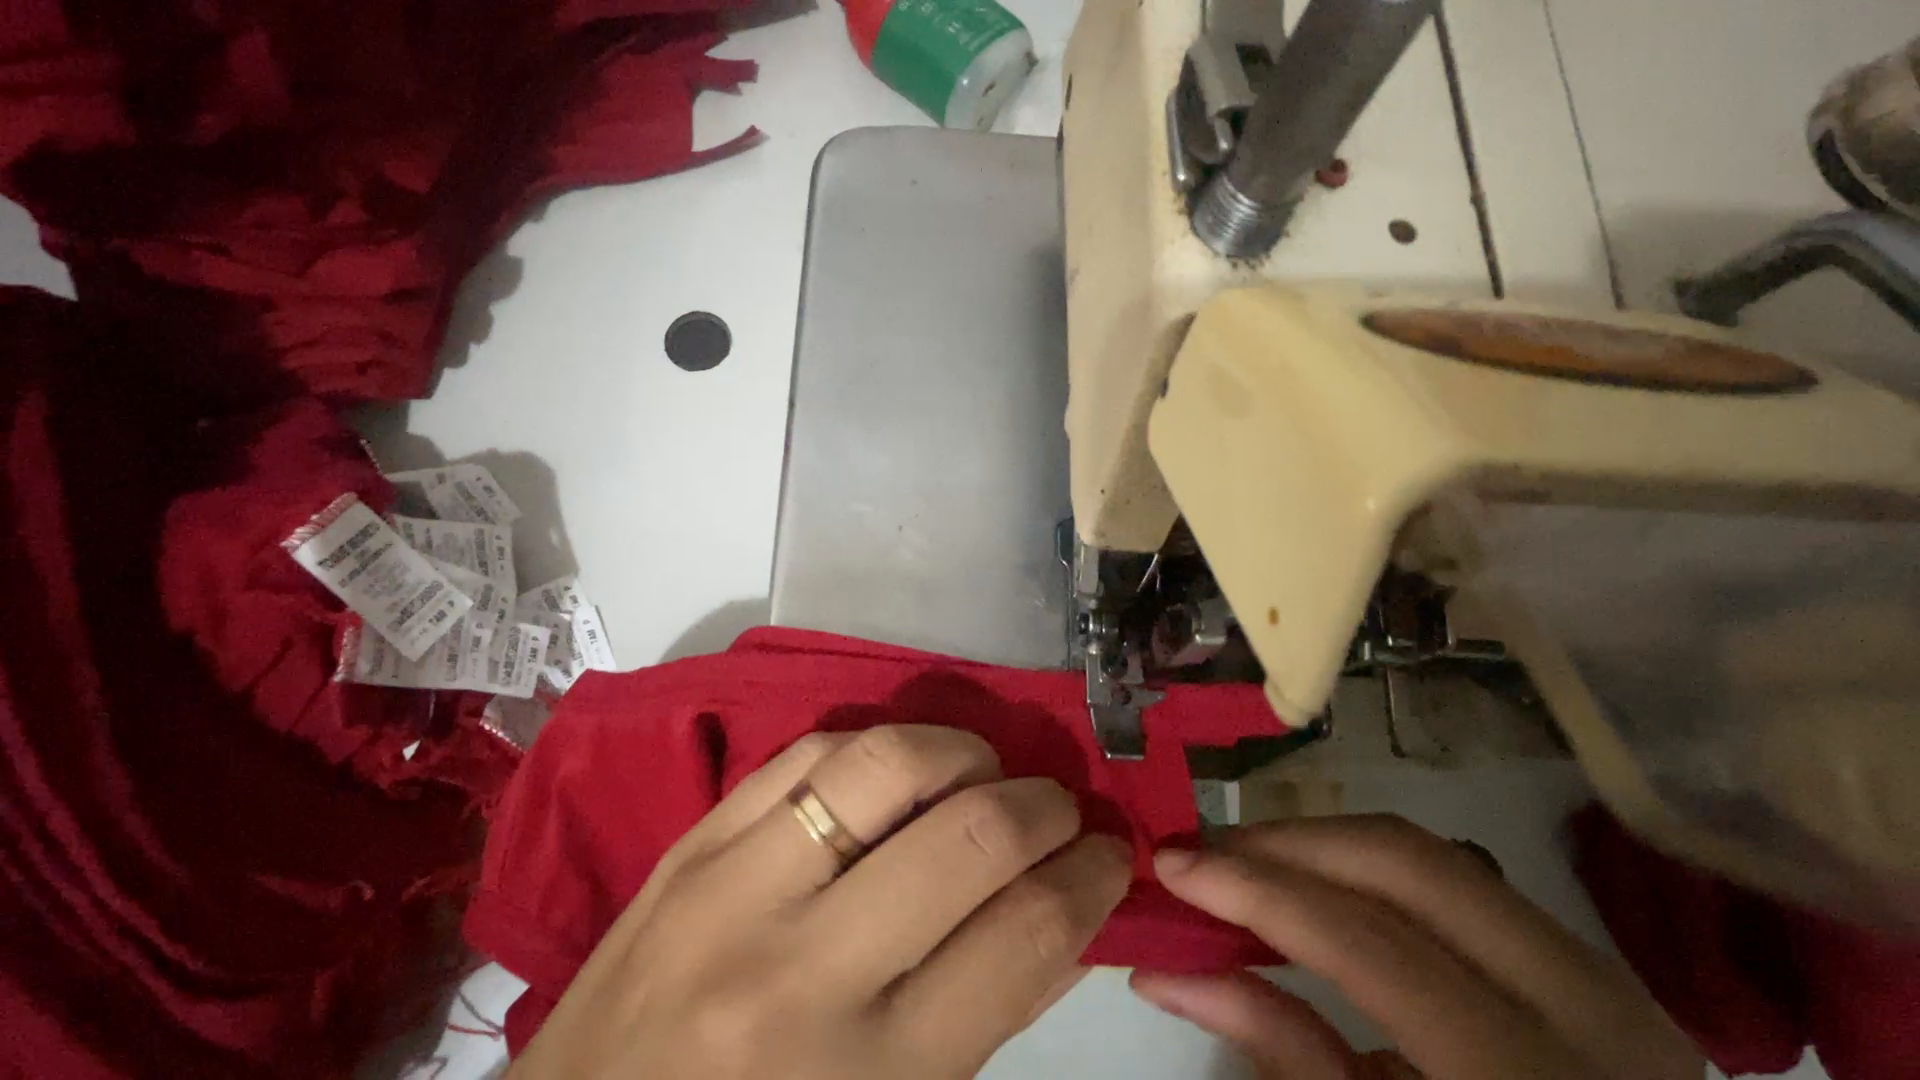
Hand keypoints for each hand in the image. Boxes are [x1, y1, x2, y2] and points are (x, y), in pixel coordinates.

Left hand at [507, 725, 1130, 1079]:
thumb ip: (991, 1011)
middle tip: (1060, 811)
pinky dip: (874, 746)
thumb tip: (1069, 909)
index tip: (1111, 856)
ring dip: (965, 752)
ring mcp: (734, 889)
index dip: (1092, 880)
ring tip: (986, 771)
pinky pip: (805, 752)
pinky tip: (900, 769)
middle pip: (973, 835)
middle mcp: (803, 968)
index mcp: (873, 1069)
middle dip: (1046, 808)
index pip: (1026, 933)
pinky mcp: (689, 843)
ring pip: (884, 763)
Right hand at [1132, 815, 1703, 1078]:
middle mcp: (1582, 1003)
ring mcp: (1593, 970)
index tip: (1172, 865)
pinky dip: (1366, 869)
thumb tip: (1162, 974)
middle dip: (1287, 843)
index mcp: (1522, 1075)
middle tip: (1202, 854)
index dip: (1259, 892)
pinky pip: (1453, 881)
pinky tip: (1311, 888)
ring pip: (1431, 856)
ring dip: (1323, 847)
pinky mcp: (1579, 957)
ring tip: (1243, 865)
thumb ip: (1279, 1048)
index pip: (1369, 942)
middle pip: (1406, 863)